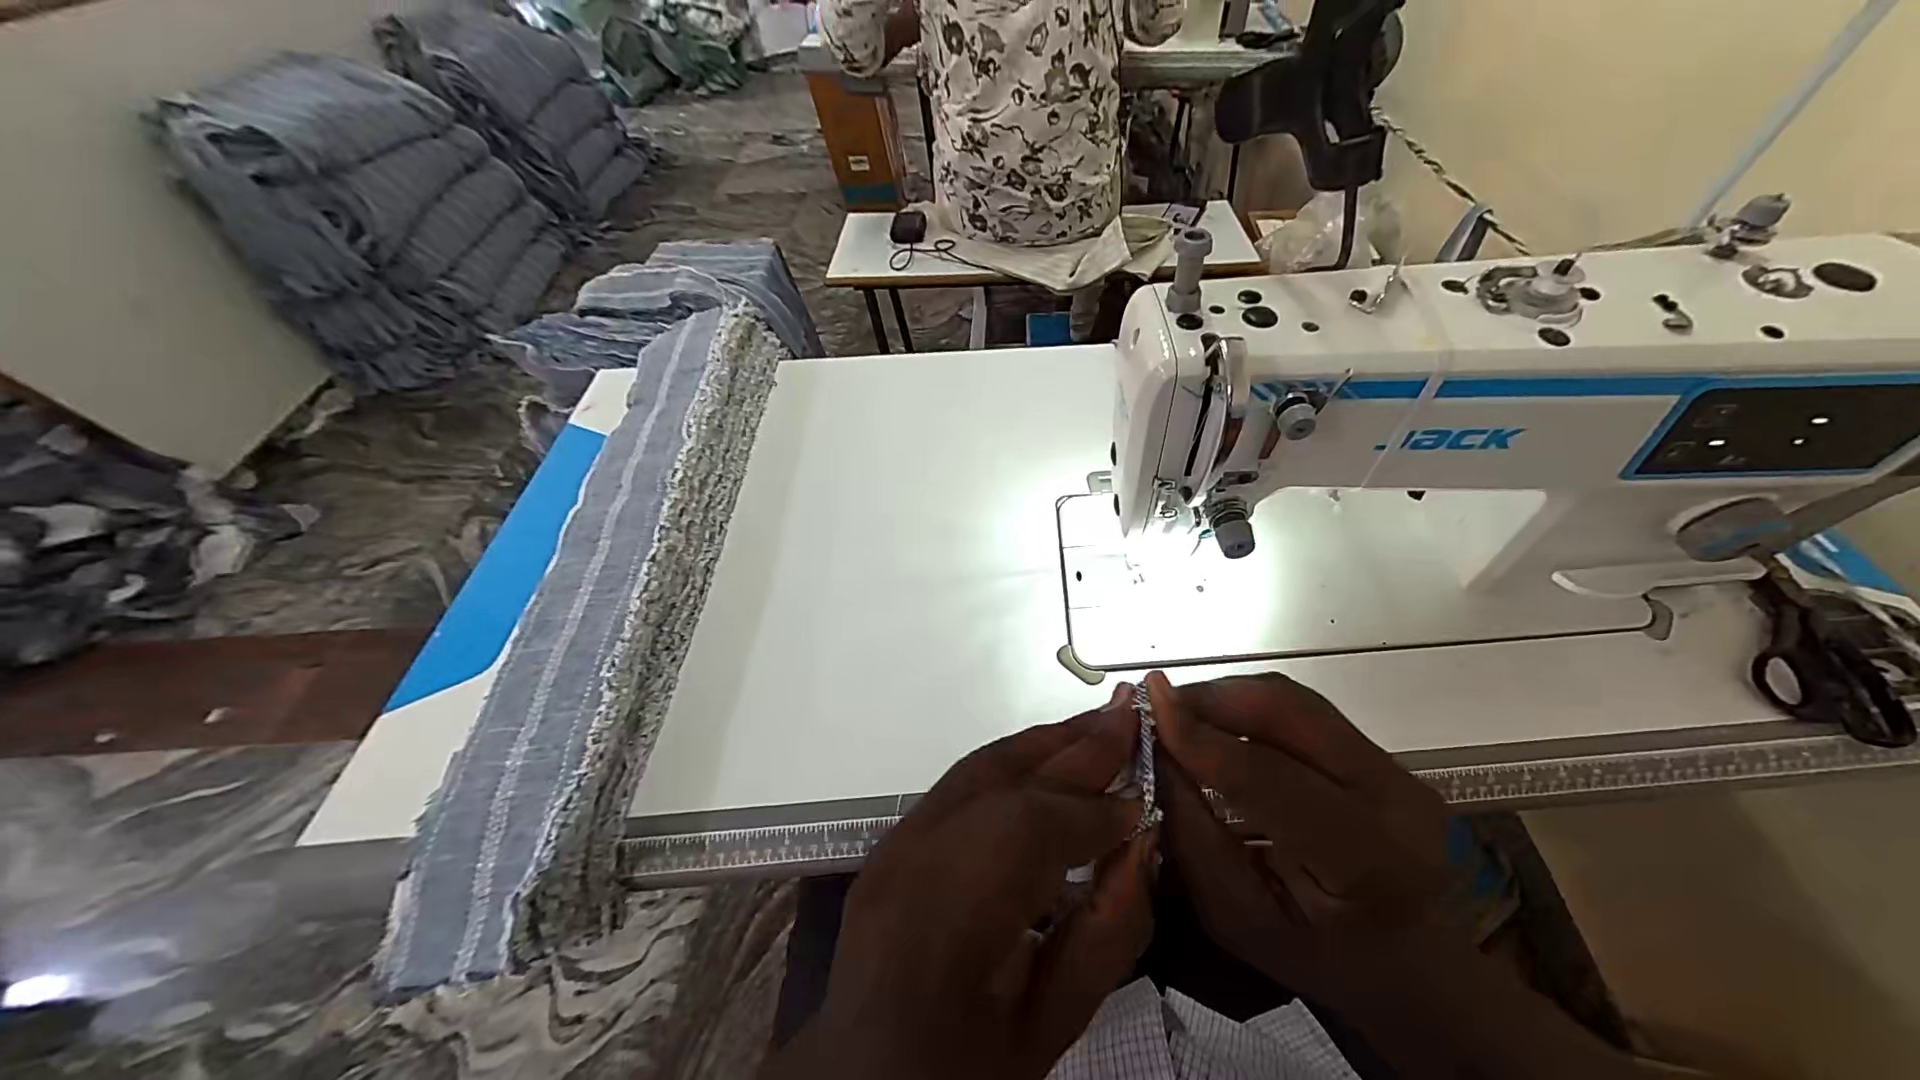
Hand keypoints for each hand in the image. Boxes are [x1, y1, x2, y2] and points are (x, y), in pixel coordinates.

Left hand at [764, 690, 1155, 1079]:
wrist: (875, 1074)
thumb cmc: (973, 1059)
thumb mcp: (1056, 1013)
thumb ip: (1106, 925)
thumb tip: (1140, 841)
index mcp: (959, 920)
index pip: (1036, 829)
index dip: (1097, 804)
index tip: (1146, 785)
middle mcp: (918, 864)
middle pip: (1008, 780)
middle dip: (1075, 745)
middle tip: (1126, 711)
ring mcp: (897, 847)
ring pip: (982, 770)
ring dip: (1043, 745)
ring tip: (1094, 725)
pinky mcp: (891, 842)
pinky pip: (960, 784)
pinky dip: (1010, 764)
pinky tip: (1044, 758)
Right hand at [1148, 670, 1451, 1005]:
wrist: (1426, 968)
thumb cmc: (1328, 960)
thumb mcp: (1243, 921)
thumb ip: (1194, 840)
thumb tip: (1156, 760)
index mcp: (1363, 858)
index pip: (1266, 774)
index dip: (1199, 735)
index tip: (1148, 708)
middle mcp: (1393, 798)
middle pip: (1287, 710)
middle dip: (1210, 698)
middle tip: (1157, 709)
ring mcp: (1395, 769)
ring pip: (1293, 699)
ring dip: (1227, 695)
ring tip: (1180, 716)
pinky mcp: (1382, 754)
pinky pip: (1302, 710)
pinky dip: (1248, 706)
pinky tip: (1218, 724)